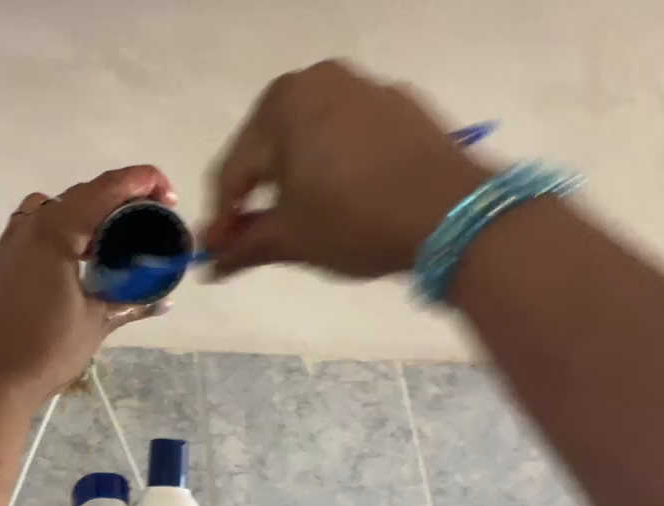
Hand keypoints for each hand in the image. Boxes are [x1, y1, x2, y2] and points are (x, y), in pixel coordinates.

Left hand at [0, 166, 175, 404]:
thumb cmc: (48, 351)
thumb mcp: (97, 323)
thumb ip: (132, 302)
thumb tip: (164, 300)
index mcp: (55, 232)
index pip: (106, 189)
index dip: (142, 183)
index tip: (168, 198)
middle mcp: (28, 227)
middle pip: (79, 195)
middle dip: (116, 199)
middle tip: (145, 219)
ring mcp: (7, 245)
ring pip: (50, 209)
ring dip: (83, 214)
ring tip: (106, 240)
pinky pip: (31, 231)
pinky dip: (59, 234)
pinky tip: (73, 262)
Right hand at [202, 60, 489, 280]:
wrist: (451, 213)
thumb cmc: (353, 220)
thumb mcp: (289, 239)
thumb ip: (242, 248)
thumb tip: (211, 267)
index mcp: (281, 105)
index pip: (234, 170)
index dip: (222, 219)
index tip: (216, 254)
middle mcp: (319, 80)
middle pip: (269, 148)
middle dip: (256, 196)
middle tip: (252, 239)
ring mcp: (364, 88)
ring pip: (309, 141)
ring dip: (293, 182)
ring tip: (297, 223)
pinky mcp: (399, 107)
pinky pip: (346, 138)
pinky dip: (332, 168)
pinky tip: (339, 202)